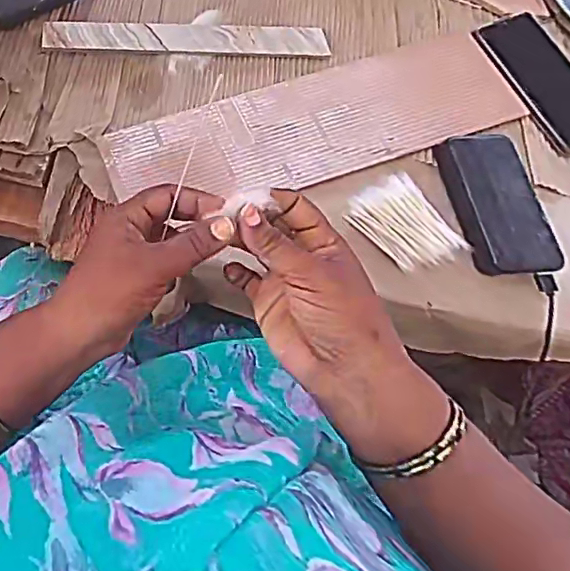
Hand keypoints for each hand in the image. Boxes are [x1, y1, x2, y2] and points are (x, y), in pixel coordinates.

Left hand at [44, 185, 235, 355]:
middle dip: (195, 221)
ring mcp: (131, 253)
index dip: (196, 199)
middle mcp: (127, 230)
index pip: (166, 194)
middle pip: (168, 215)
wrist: (81, 332)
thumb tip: (224, 224)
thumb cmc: (108, 292)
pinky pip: (164, 261)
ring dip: (189, 243)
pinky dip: (179, 263)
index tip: (224, 211)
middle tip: (223, 230)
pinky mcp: (135, 276)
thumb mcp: (156, 264)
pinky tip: (191, 272)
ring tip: (214, 249)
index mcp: (125, 216)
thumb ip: (193, 244)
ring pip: (167, 239)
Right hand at [222, 191, 446, 461]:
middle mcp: (301, 257)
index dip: (269, 200)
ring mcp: (282, 278)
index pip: (294, 208)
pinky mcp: (267, 300)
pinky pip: (244, 277)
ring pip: (254, 248)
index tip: (244, 198)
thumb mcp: (310, 273)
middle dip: (248, 217)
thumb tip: (248, 215)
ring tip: (220, 233)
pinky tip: (228, 265)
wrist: (345, 372)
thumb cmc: (349, 323)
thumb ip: (274, 243)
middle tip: (224, 213)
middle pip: (269, 225)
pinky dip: (233, 269)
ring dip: (237, 239)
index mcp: (322, 243)